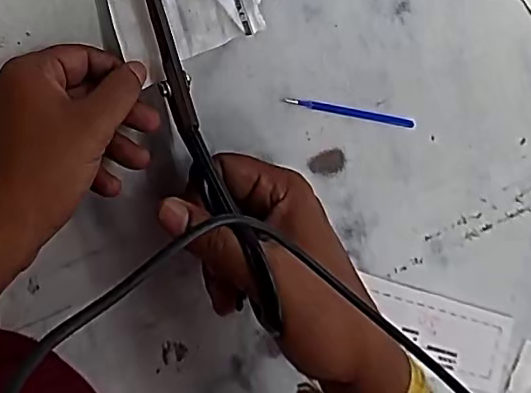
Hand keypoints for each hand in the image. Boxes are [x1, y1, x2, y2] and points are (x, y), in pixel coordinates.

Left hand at [0, 45, 162, 268]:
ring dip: (107, 137)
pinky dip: (85, 156)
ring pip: (73, 120)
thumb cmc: (27, 182)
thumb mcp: (92, 126)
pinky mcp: (17, 152)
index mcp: (29, 74)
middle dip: (117, 111)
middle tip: (141, 119)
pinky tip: (104, 176)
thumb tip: (131, 72)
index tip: (135, 85)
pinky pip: (59, 143)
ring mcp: (14, 123)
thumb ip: (119, 93)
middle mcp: (17, 92)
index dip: (116, 72)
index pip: (84, 56)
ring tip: (131, 154)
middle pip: (81, 89)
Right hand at [158, 154, 409, 392]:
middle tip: (217, 265)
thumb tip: (174, 210)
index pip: (223, 168)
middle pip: (219, 199)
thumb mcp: (263, 271)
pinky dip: (227, 271)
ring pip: (223, 227)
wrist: (356, 364)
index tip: (193, 225)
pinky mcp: (272, 252)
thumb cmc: (331, 316)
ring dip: (218, 261)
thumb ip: (215, 239)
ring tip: (232, 287)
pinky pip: (233, 248)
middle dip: (211, 237)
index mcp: (285, 190)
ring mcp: (277, 227)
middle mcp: (281, 202)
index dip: (201, 196)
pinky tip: (238, 292)